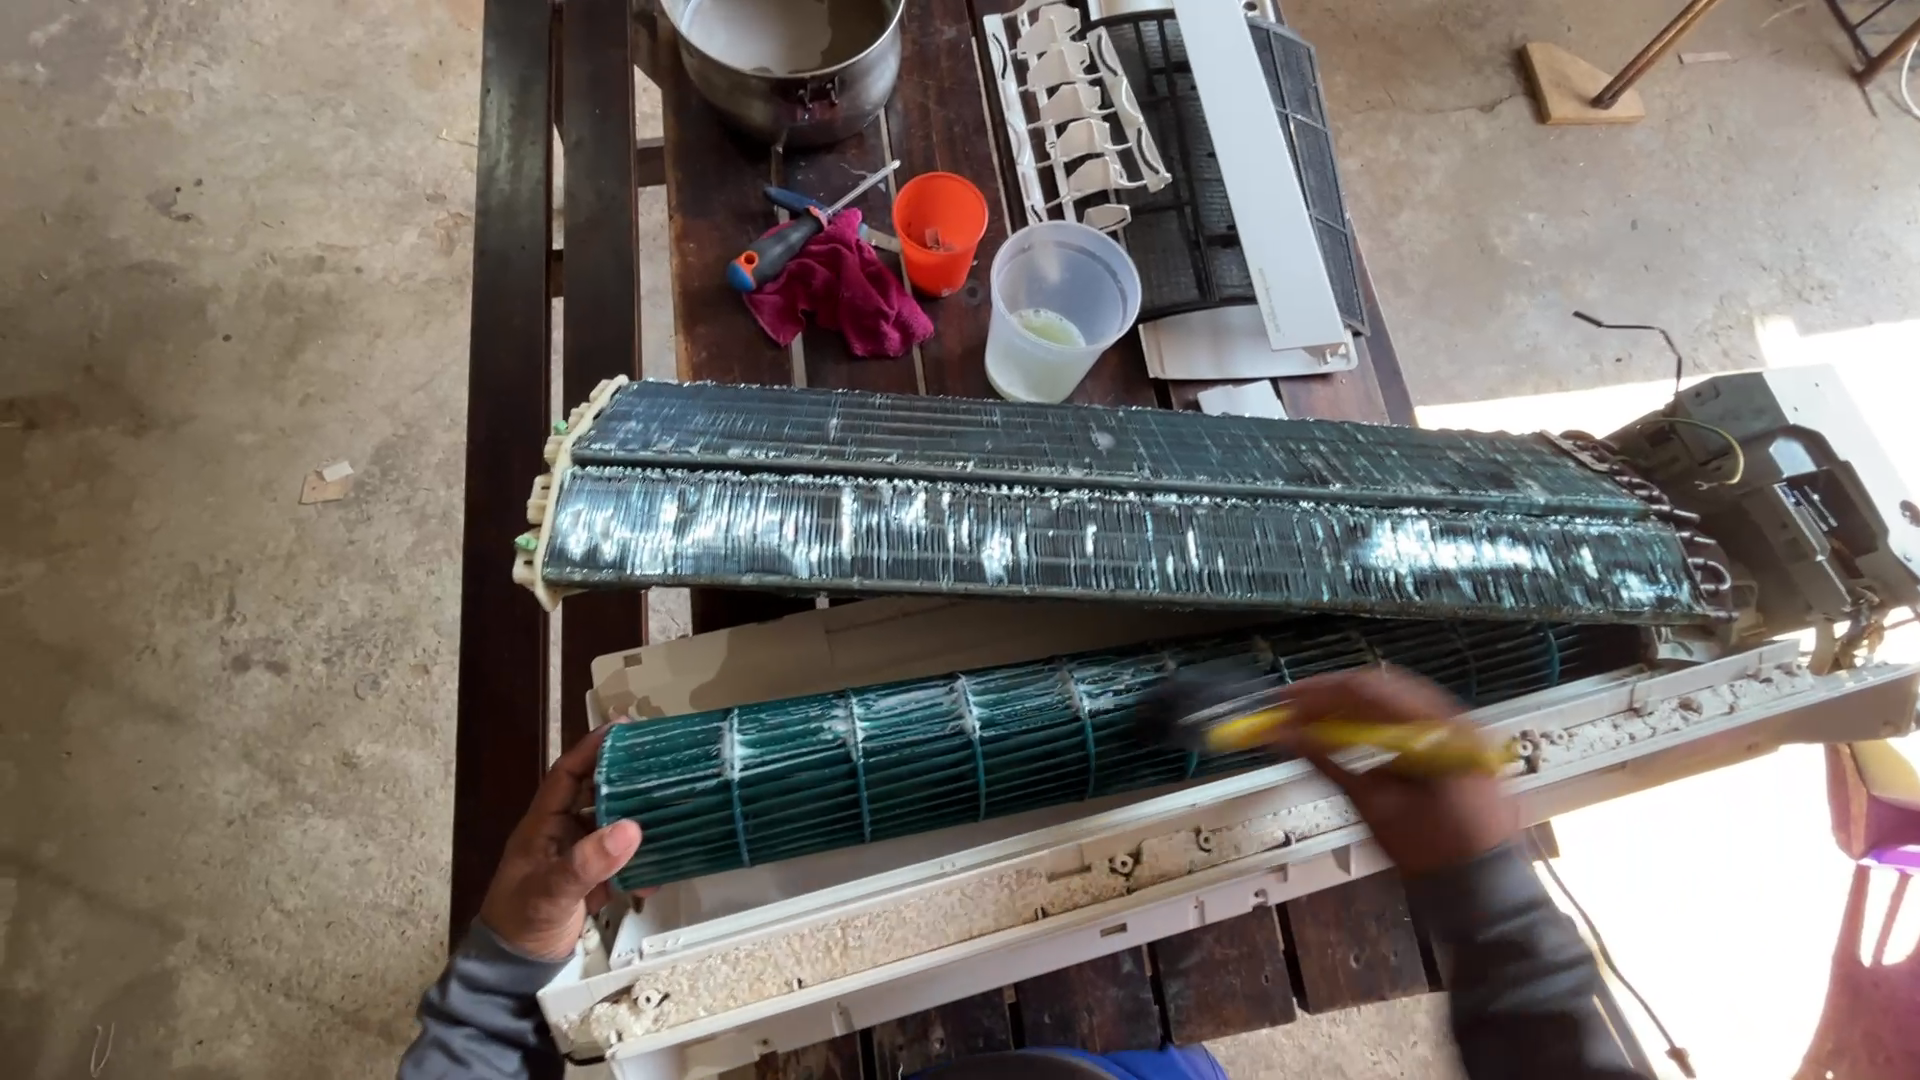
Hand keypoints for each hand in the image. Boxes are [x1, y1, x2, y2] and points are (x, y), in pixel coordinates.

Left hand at [478, 723, 642, 960]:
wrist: (513, 979)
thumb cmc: (521, 927)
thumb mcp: (551, 893)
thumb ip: (587, 863)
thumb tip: (630, 828)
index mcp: (543, 826)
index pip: (567, 773)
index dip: (593, 748)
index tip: (624, 727)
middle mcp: (561, 833)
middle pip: (597, 792)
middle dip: (627, 775)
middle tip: (663, 760)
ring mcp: (577, 856)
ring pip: (613, 822)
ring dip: (639, 816)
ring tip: (673, 804)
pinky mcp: (593, 879)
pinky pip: (622, 856)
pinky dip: (641, 859)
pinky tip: (661, 868)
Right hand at [1269, 667, 1515, 877]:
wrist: (1481, 885)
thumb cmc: (1431, 849)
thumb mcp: (1373, 804)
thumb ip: (1328, 761)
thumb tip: (1282, 734)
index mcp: (1437, 730)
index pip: (1368, 690)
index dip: (1319, 692)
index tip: (1285, 699)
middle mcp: (1450, 719)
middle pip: (1376, 689)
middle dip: (1326, 698)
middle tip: (1288, 710)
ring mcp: (1453, 728)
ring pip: (1385, 699)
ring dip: (1342, 709)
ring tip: (1305, 721)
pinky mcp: (1446, 741)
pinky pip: (1397, 716)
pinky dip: (1363, 721)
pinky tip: (1336, 733)